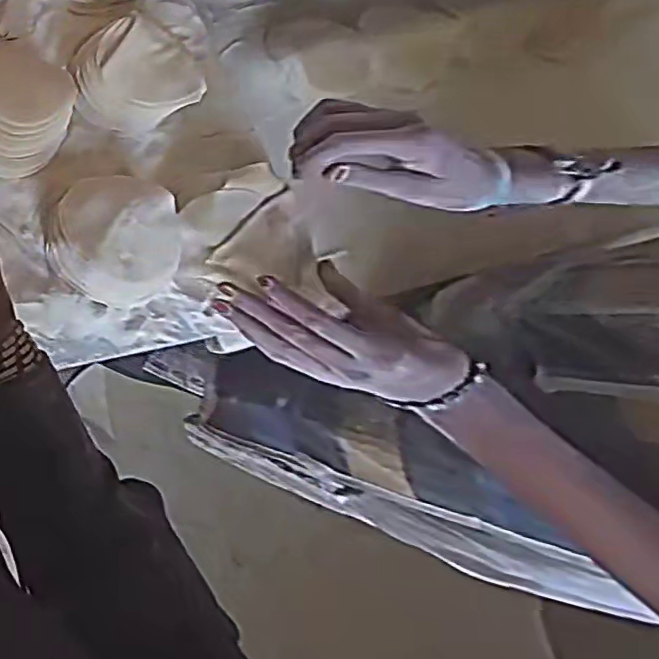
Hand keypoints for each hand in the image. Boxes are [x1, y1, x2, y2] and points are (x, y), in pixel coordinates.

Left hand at [214, 261, 472, 404]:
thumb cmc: (422, 349)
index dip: (289, 302)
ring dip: (247, 327)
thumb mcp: (392, 317)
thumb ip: (351, 295)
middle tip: (227, 291)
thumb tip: (321, 266)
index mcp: (366, 350)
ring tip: (221, 306)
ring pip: (279, 350)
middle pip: (290, 337)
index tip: (265, 281)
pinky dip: (258, 340)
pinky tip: (240, 326)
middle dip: (255, 313)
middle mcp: (341, 366)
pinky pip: (282, 358)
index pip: (318, 324)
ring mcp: (326, 375)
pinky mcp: (317, 378)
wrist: (437, 391)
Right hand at [289, 99, 516, 210]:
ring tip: (301, 157)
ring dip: (308, 132)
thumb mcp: (419, 194)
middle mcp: (397, 119)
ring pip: (332, 110)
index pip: (345, 140)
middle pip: (332, 120)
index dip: (314, 157)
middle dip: (305, 145)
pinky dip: (318, 123)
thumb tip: (330, 172)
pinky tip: (314, 143)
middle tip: (296, 170)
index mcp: (409, 140)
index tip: (301, 176)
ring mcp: (391, 113)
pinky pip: (340, 110)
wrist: (491, 172)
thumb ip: (373, 179)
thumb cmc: (460, 190)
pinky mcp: (384, 114)